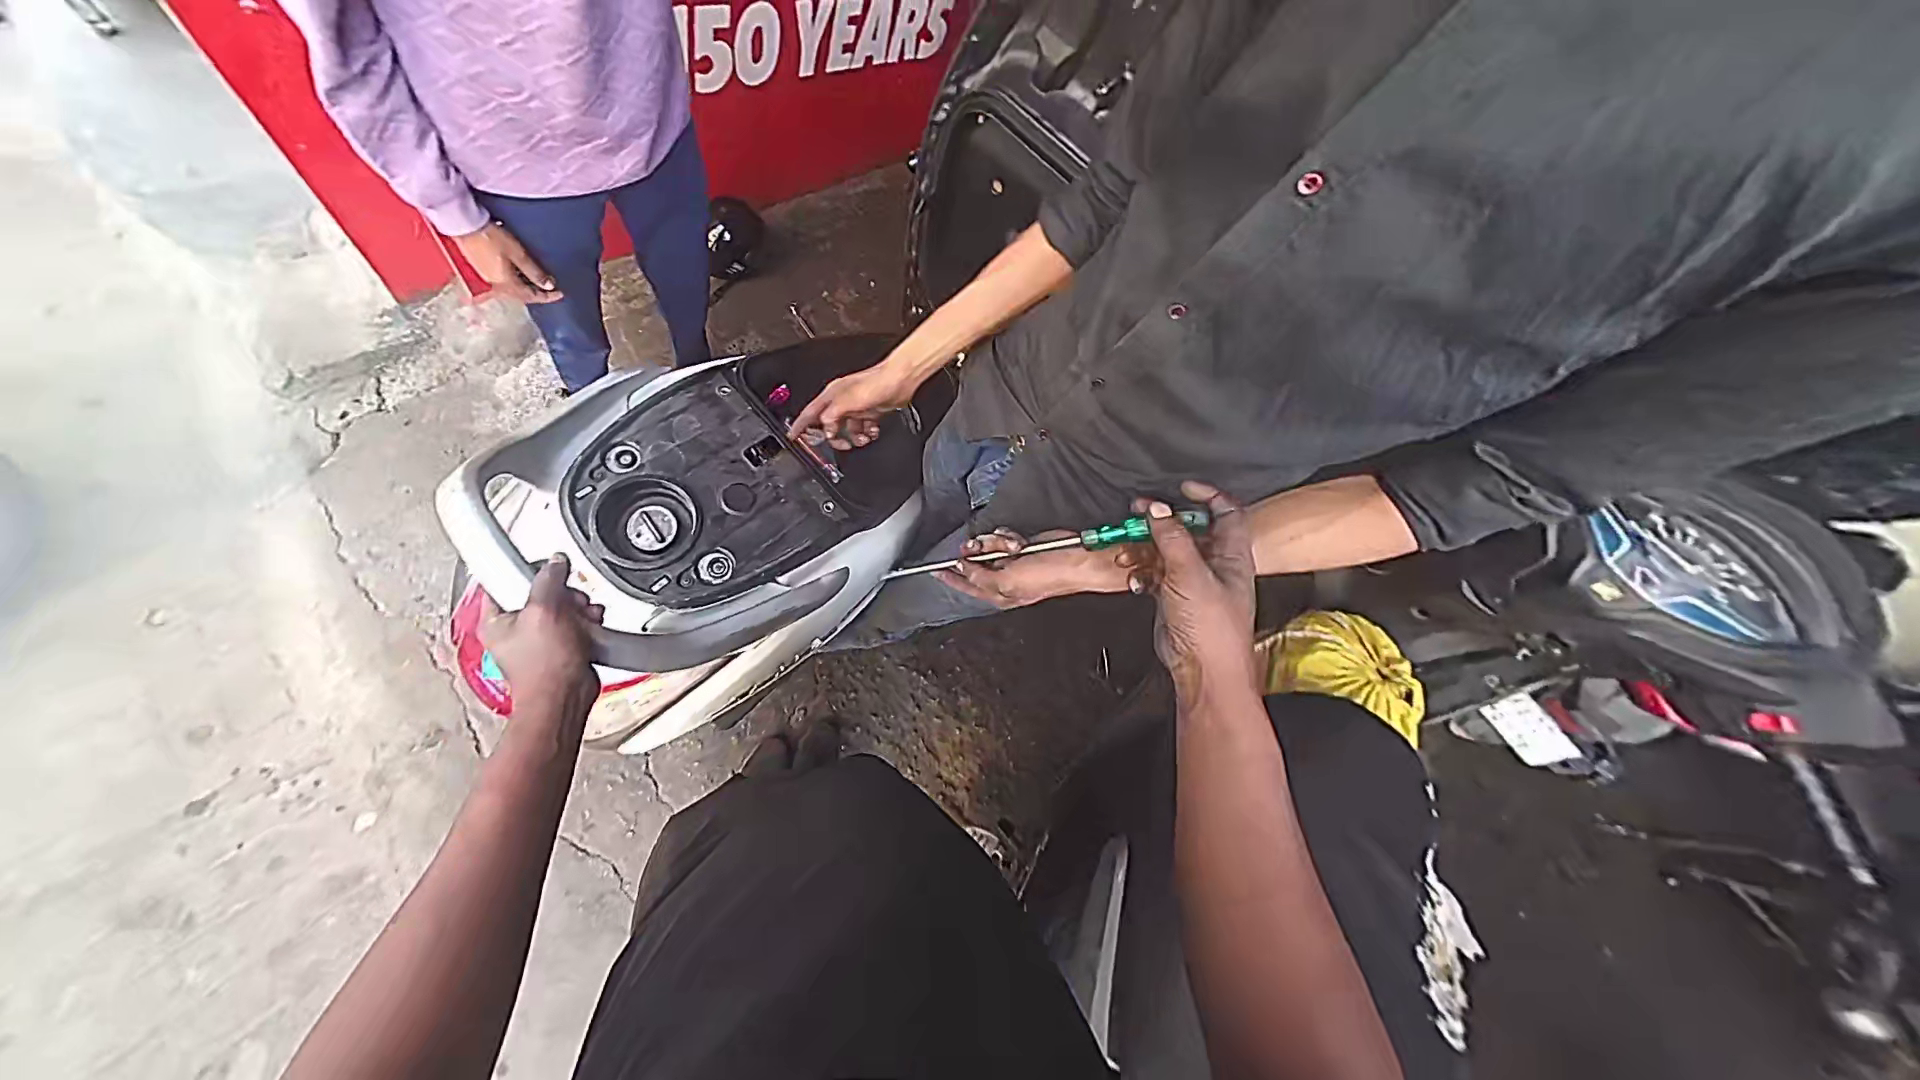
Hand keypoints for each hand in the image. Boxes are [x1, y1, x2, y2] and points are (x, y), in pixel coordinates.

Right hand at [452, 222, 563, 304]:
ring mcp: (486, 278)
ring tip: (537, 283)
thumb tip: (549, 286)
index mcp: (506, 284)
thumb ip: (534, 272)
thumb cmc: (492, 238)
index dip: (548, 297)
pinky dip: (514, 283)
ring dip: (525, 289)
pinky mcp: (480, 270)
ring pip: (511, 291)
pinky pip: (502, 282)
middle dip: (536, 295)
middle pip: (521, 296)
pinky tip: (519, 276)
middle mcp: (496, 286)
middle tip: (550, 290)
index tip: (560, 294)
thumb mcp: (518, 254)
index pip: (532, 297)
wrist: (464, 224)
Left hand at [479, 555, 604, 713]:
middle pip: (541, 592)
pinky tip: (591, 626)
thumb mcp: (545, 610)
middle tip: (570, 601)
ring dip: (580, 608)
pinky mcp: (561, 646)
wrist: (565, 696)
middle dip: (564, 594)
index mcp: (495, 619)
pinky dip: (587, 622)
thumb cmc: (545, 666)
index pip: (506, 580)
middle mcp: (514, 628)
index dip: (530, 571)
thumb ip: (548, 580)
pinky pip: (576, 622)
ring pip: (562, 606)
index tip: (546, 568)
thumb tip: (554, 562)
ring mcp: (538, 637)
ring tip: (584, 616)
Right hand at [787, 356, 923, 449]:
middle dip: (834, 437)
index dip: (800, 425)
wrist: (900, 380)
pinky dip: (866, 433)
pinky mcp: (870, 410)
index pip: (810, 413)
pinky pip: (863, 427)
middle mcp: (842, 400)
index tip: (793, 436)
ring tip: (862, 438)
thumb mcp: (846, 401)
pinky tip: (871, 433)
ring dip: (854, 437)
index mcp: (832, 395)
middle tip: (841, 443)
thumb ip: (831, 416)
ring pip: (847, 428)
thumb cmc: (876, 383)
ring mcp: (856, 406)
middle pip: (829, 424)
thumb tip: (826, 428)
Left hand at [935, 528, 1141, 608]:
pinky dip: (1008, 537)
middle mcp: (1002, 579)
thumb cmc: (1047, 576)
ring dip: (997, 543)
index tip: (935, 569)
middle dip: (978, 552)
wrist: (1074, 560)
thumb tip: (963, 568)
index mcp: (997, 593)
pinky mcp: (1020, 548)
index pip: (966, 585)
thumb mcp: (1007, 581)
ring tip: (1014, 547)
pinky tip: (1019, 542)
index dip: (950, 577)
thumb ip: (980, 576)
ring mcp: (1011, 562)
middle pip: (975, 561)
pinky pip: (1001, 537)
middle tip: (980, 549)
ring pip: (988, 546)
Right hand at [1142, 482, 1258, 704]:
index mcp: (1231, 555)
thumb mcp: (1190, 574)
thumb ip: (1172, 539)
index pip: (1225, 512)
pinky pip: (1155, 575)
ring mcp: (1192, 582)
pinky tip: (1136, 579)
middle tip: (1139, 512)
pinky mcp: (1174, 598)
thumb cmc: (1213, 628)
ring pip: (1167, 552)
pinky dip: (1143, 573)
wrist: (1204, 671)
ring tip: (1128, 549)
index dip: (1207, 495)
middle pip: (1188, 530)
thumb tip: (1158, 509)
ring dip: (1146, 548)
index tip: (1181, 487)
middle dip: (1163, 520)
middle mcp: (1214, 565)